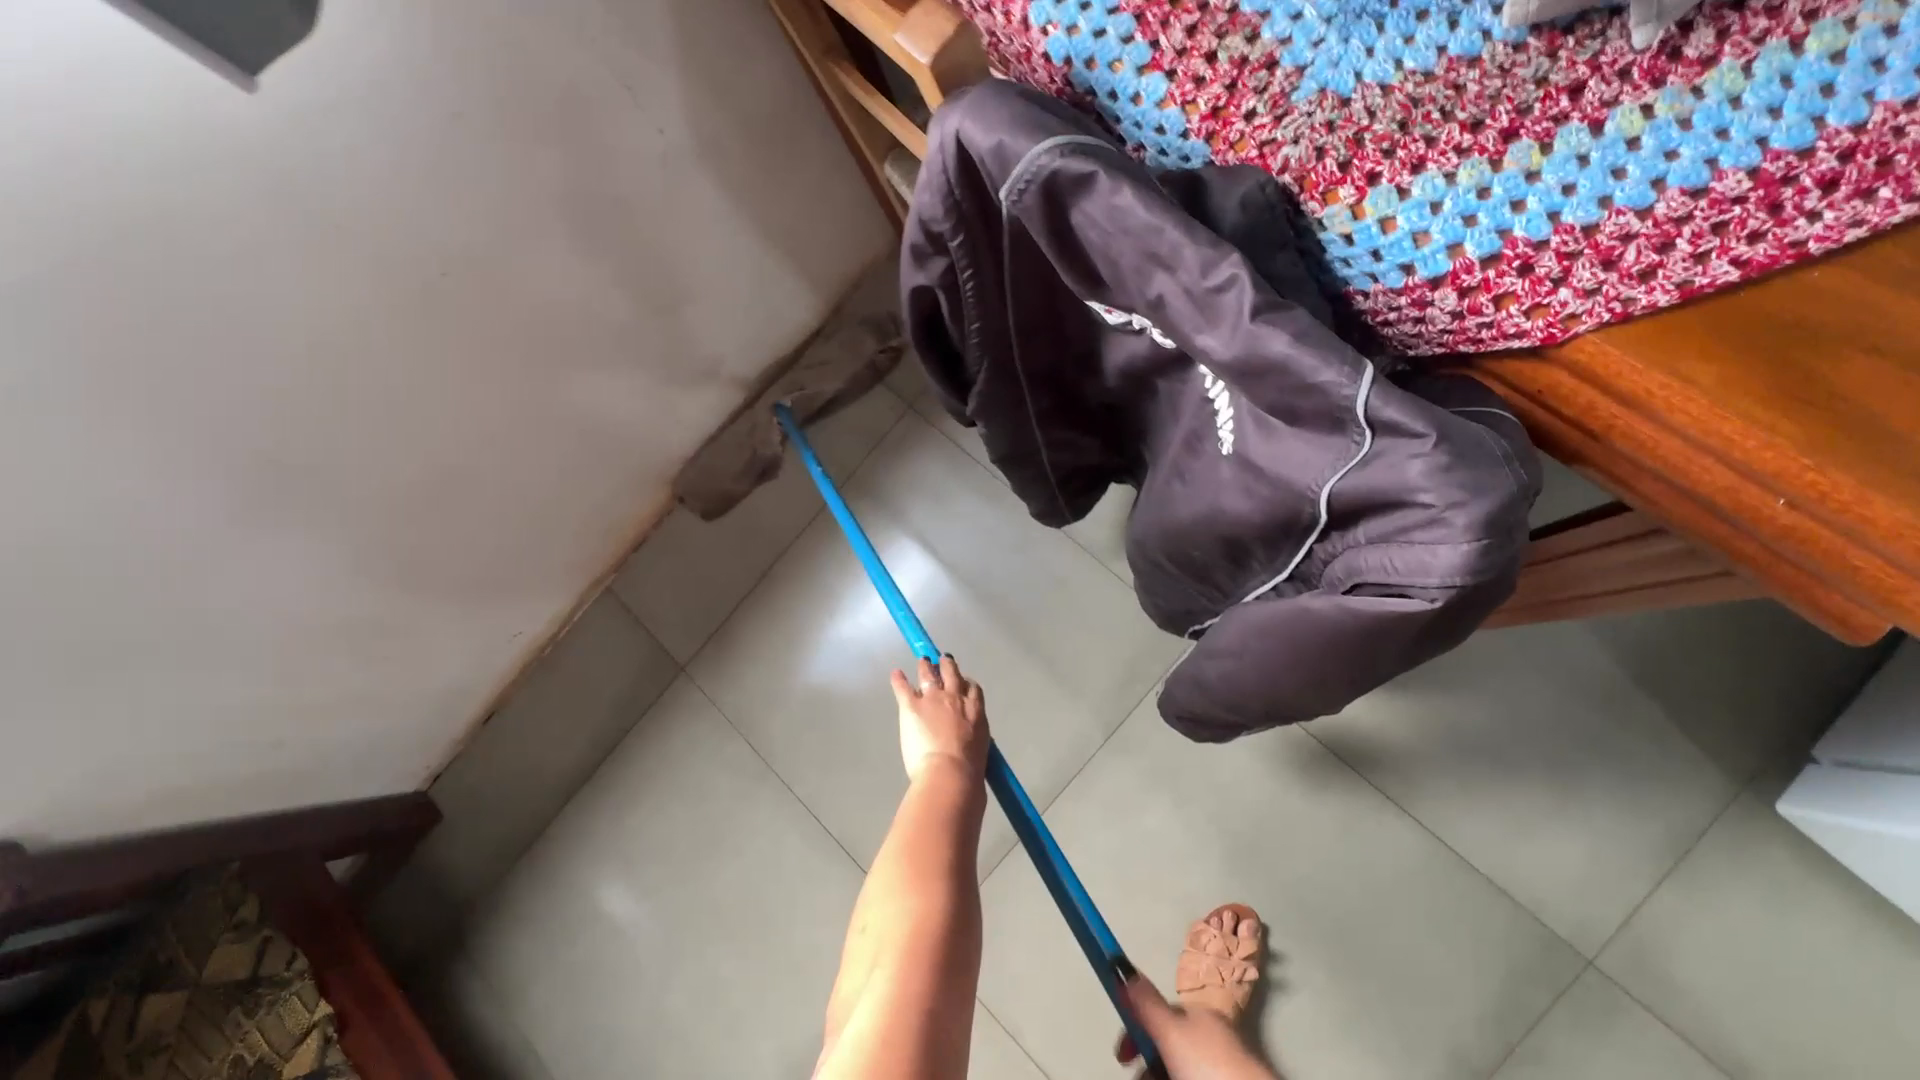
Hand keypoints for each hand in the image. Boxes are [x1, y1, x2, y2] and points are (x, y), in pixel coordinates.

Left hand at [888, 654, 988, 782]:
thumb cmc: (969, 769)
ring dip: (925, 667)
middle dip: (947, 666)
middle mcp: (955, 698)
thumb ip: (974, 738)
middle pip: (952, 674)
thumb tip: (972, 740)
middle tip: (943, 661)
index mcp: (975, 711)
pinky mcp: (911, 706)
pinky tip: (895, 673)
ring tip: (923, 661)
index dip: (966, 683)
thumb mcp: (980, 749)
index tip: (962, 682)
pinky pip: (903, 687)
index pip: (972, 689)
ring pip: (929, 675)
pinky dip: (898, 679)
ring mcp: (932, 699)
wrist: (950, 772)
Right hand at [1115, 971, 1278, 1079]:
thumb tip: (1122, 966)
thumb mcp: (1170, 1031)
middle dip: (1146, 1060)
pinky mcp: (1221, 1079)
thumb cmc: (1206, 1065)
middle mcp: (1207, 1036)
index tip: (1122, 1056)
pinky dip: (1174, 1077)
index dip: (1134, 1030)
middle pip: (1164, 1043)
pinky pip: (1189, 1075)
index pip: (1157, 1013)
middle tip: (1139, 1076)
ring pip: (1175, 1064)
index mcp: (1196, 1015)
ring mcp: (1217, 1064)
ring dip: (1157, 1073)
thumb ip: (1146, 1002)